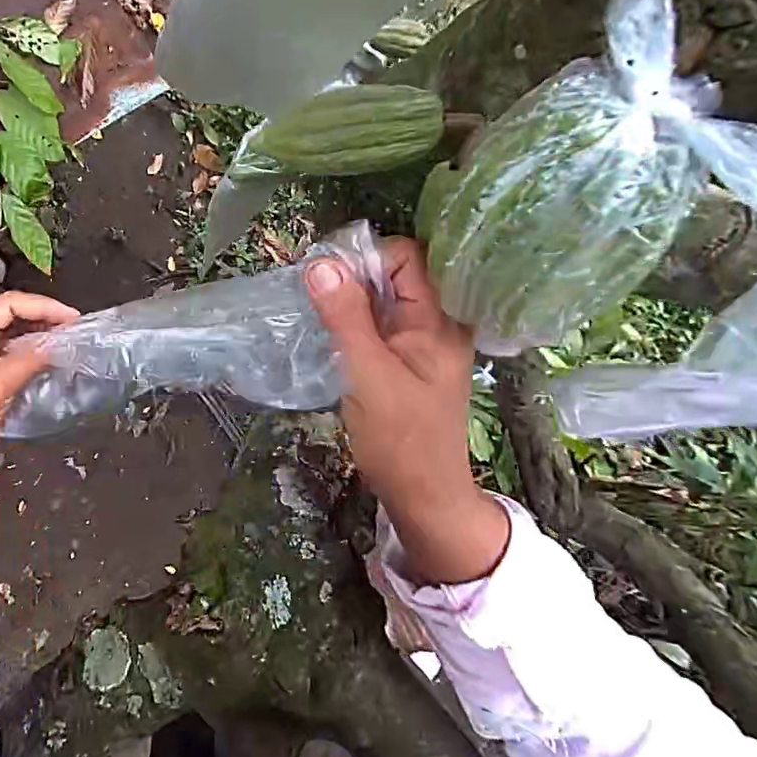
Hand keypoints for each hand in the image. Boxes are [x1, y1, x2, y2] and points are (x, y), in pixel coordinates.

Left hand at [0, 291, 78, 480]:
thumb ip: (32, 357)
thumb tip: (61, 343)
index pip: (8, 305)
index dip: (44, 307)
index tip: (72, 317)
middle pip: (9, 316)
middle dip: (42, 319)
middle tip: (72, 327)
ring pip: (11, 335)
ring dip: (37, 336)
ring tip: (65, 339)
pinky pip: (8, 354)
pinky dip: (29, 353)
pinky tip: (49, 356)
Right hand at [305, 237, 509, 584]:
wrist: (423, 498)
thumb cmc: (401, 439)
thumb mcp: (368, 374)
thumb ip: (345, 317)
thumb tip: (319, 264)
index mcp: (440, 320)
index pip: (406, 257)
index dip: (365, 258)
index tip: (325, 276)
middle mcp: (438, 323)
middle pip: (395, 273)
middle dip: (353, 275)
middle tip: (315, 290)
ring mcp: (423, 341)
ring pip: (385, 297)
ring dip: (350, 297)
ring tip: (319, 308)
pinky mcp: (408, 358)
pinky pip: (381, 321)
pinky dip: (355, 318)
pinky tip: (333, 330)